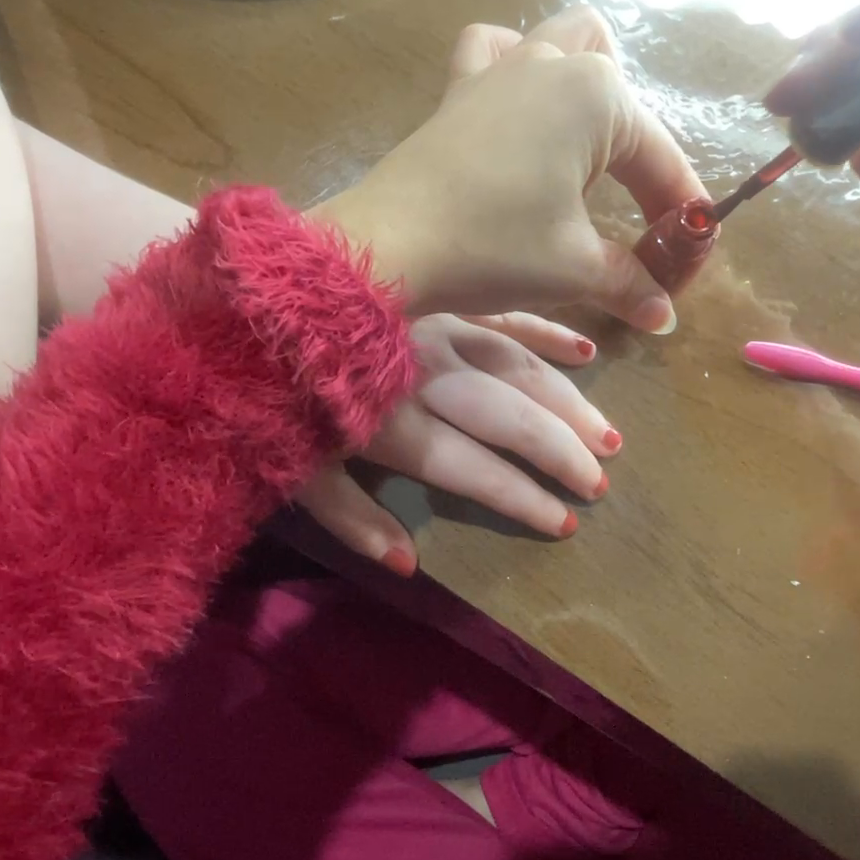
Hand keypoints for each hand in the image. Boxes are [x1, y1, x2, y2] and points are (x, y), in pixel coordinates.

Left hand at [296, 312, 618, 574]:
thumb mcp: (296, 472)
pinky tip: (585, 351)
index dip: (520, 497)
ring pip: (517, 367)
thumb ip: (352, 520)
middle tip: (602, 481)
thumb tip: (409, 565)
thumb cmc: (266, 396)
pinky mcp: (439, 293)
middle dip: (560, 452)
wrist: (250, 299)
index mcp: (391, 423)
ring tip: (608, 435)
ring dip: (566, 402)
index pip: (471, 468)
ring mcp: (436, 326)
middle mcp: (425, 373)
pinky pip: (502, 312)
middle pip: (508, 417)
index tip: (564, 522)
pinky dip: (545, 332)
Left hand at [313, 6, 705, 333]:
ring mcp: (499, 69)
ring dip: (586, 85)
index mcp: (597, 98)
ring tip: (583, 147)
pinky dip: (511, 64)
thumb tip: (664, 315)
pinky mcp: (457, 90)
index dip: (678, 217)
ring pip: (562, 45)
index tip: (683, 268)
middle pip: (621, 92)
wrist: (389, 246)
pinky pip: (493, 51)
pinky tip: (513, 102)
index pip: (660, 161)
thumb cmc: (492, 248)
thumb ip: (629, 284)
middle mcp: (553, 65)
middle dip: (637, 150)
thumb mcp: (572, 269)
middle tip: (629, 213)